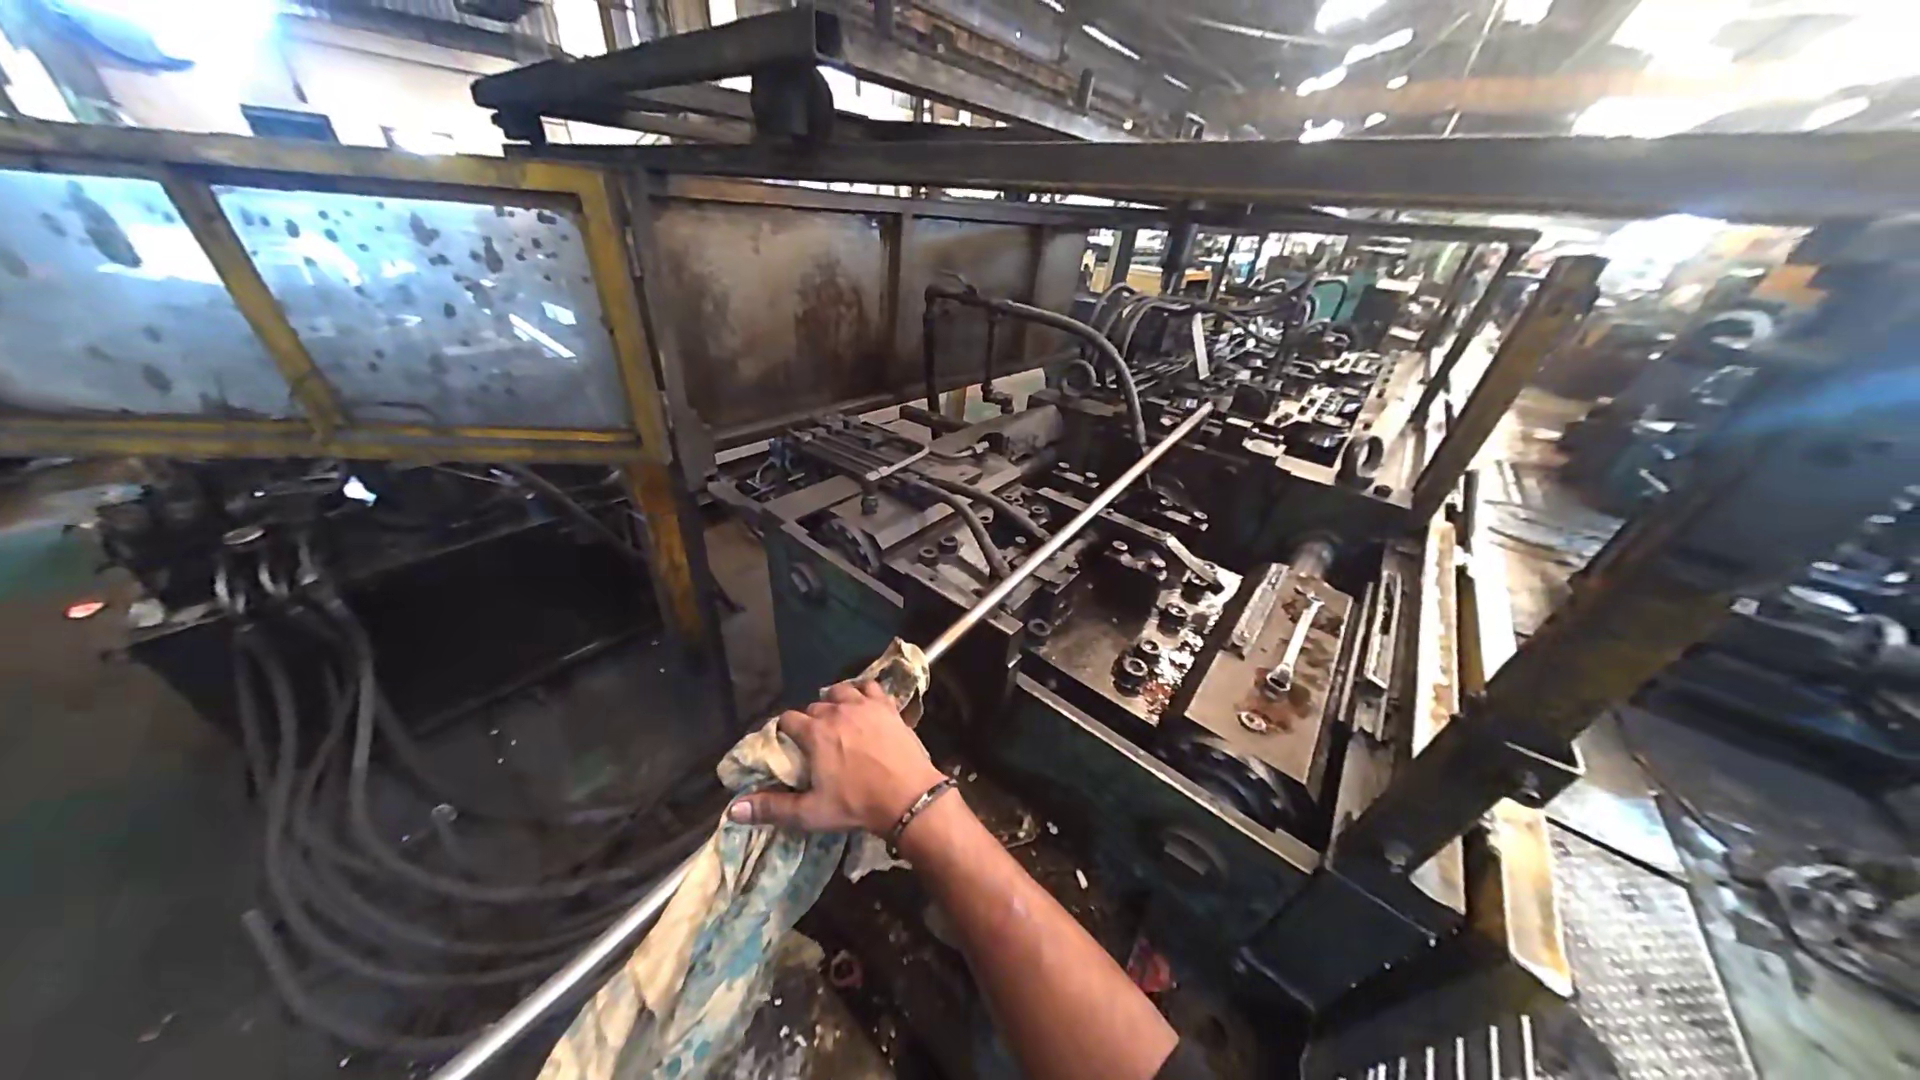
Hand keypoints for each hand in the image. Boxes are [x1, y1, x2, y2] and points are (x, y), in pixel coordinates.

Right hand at [728, 680, 947, 834]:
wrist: (908, 796)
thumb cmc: (857, 804)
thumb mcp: (811, 812)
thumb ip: (772, 808)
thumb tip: (733, 809)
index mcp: (815, 732)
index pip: (788, 719)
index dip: (786, 730)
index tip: (790, 744)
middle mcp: (837, 711)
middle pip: (814, 707)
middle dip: (811, 720)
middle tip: (816, 741)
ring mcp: (865, 705)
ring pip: (841, 691)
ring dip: (835, 702)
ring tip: (838, 718)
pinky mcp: (888, 706)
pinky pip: (871, 687)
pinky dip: (864, 692)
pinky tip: (864, 703)